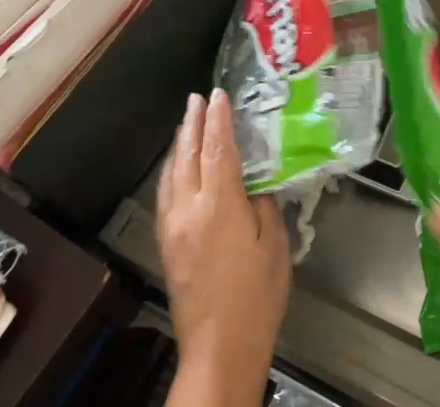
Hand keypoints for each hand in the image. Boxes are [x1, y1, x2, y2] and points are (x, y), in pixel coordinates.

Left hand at [158, 89, 290, 406]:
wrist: (220, 345)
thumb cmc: (257, 294)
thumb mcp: (274, 244)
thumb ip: (263, 205)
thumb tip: (253, 184)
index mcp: (219, 206)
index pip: (216, 150)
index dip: (218, 119)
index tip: (218, 94)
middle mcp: (189, 209)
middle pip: (186, 156)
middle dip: (192, 124)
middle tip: (197, 98)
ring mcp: (173, 227)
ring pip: (171, 174)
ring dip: (179, 145)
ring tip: (186, 123)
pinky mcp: (166, 244)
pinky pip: (166, 193)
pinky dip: (173, 170)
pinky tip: (177, 167)